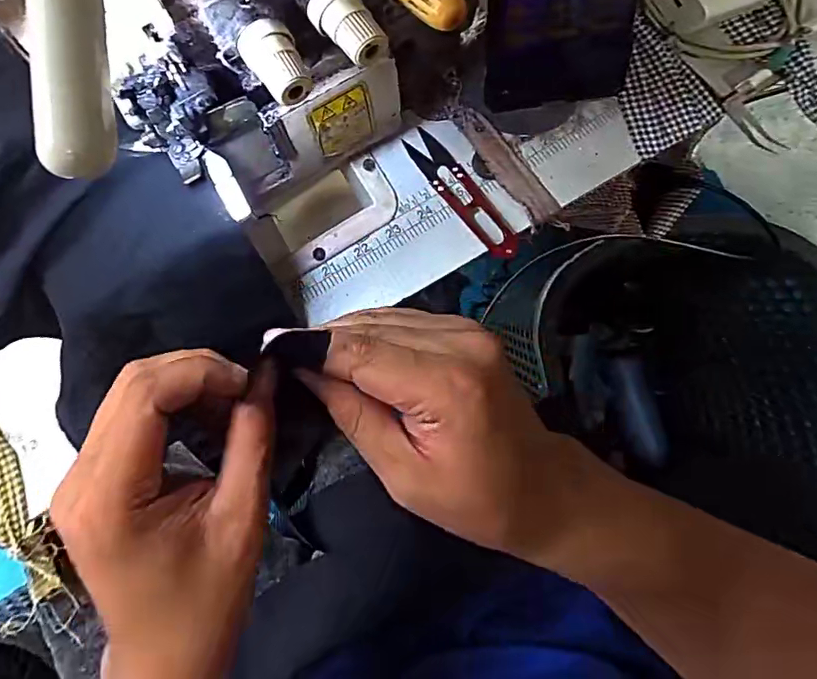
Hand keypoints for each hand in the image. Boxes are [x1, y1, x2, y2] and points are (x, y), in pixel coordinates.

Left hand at [50, 351, 275, 678]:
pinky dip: (170, 402)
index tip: (245, 382)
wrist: (163, 660)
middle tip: (241, 388)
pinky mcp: (86, 477)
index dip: (199, 371)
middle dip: (194, 370)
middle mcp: (77, 478)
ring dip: (183, 383)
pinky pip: (127, 413)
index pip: (144, 394)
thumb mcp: (241, 521)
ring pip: (129, 391)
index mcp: (107, 495)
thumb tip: (264, 375)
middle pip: (132, 383)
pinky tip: (202, 418)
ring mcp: (75, 476)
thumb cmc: (203, 605)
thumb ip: (252, 439)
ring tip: (227, 402)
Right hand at [296, 309, 599, 564]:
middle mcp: (458, 341)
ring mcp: (465, 328)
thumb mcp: (403, 475)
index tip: (272, 346)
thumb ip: (353, 415)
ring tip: (310, 350)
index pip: (361, 352)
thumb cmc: (476, 500)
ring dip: (346, 331)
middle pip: (371, 327)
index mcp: (445, 383)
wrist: (545, 488)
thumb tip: (308, 372)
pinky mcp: (465, 326)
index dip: (313, 347)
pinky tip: (350, 347)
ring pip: (384, 316)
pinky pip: (404, 319)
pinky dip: (372, 330)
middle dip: (324, 337)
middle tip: (284, 349)